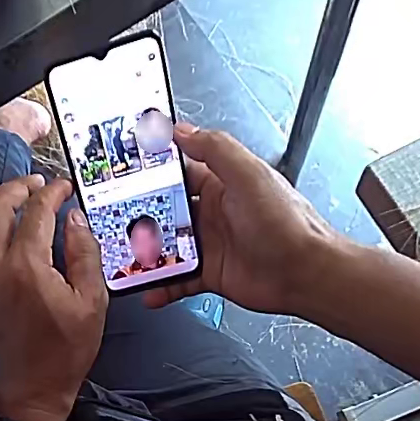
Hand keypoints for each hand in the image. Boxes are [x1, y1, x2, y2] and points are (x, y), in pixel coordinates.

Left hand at [0, 175, 108, 420]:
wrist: (33, 384)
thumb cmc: (66, 349)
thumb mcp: (92, 302)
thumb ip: (84, 255)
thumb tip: (75, 220)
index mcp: (28, 267)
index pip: (36, 214)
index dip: (52, 194)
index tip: (64, 189)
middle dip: (18, 187)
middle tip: (38, 182)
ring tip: (15, 194)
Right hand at [144, 123, 346, 315]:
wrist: (305, 272)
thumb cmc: (286, 222)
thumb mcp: (249, 174)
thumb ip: (215, 149)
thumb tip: (182, 129)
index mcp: (222, 183)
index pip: (180, 170)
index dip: (153, 170)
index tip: (126, 171)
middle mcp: (214, 213)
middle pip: (167, 210)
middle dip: (141, 214)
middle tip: (114, 218)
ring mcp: (211, 245)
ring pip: (168, 246)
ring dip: (147, 252)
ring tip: (124, 257)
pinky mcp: (211, 274)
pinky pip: (180, 280)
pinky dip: (163, 286)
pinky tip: (149, 290)